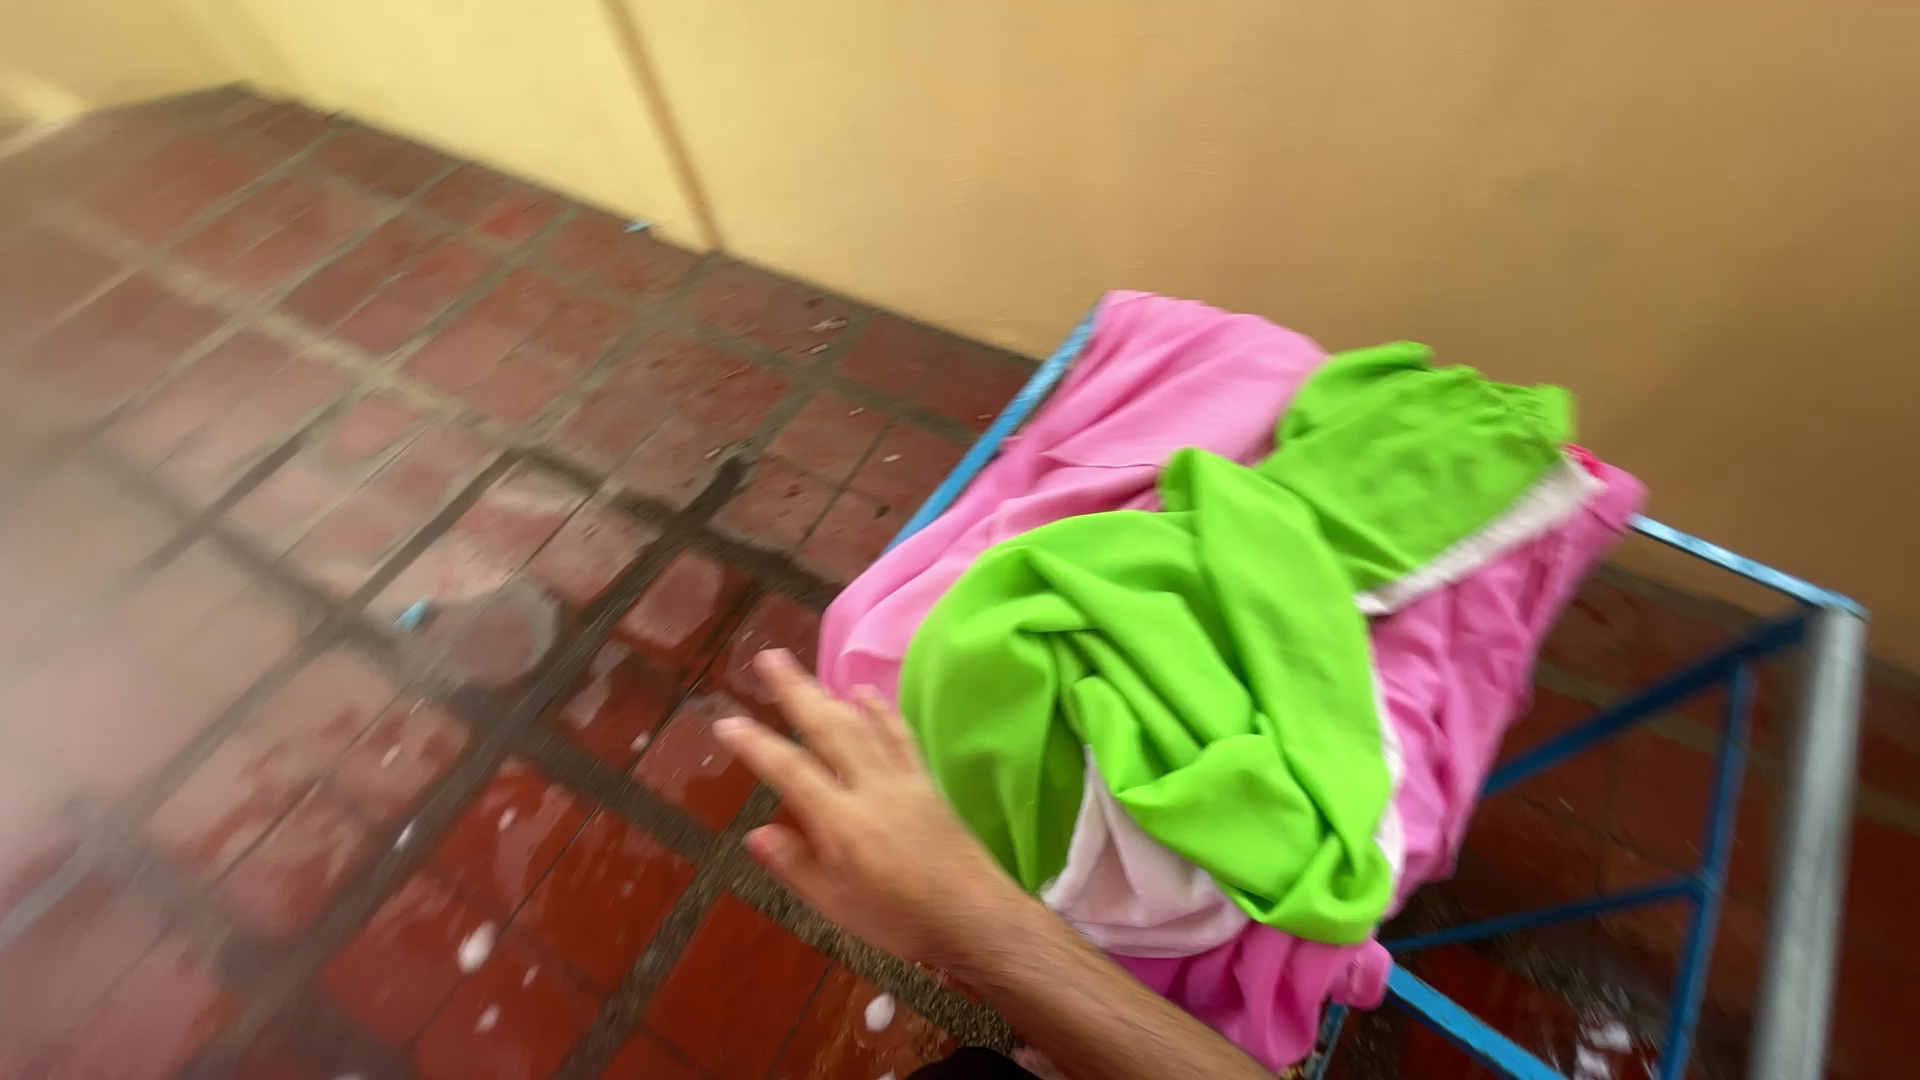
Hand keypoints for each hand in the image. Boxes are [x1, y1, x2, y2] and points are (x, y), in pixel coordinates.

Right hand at [715, 649, 1024, 967]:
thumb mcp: (837, 907)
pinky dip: (879, 710)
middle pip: (827, 728)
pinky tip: (864, 694)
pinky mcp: (924, 779)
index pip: (790, 772)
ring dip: (829, 692)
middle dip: (795, 690)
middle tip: (770, 658)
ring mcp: (901, 778)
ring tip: (804, 671)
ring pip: (860, 724)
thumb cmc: (899, 919)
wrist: (973, 915)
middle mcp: (870, 787)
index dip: (756, 745)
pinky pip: (898, 734)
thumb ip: (796, 865)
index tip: (727, 722)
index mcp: (842, 822)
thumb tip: (755, 834)